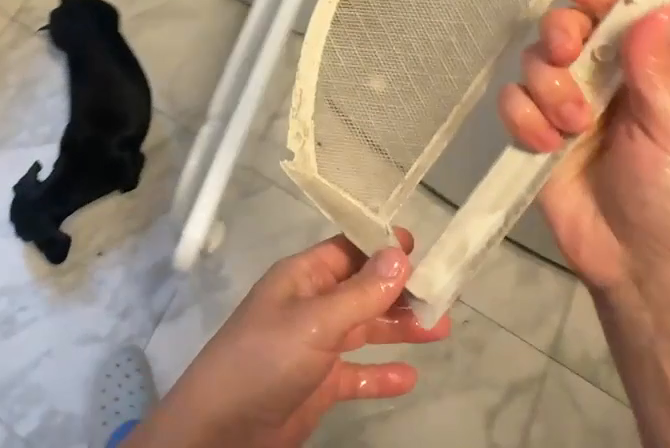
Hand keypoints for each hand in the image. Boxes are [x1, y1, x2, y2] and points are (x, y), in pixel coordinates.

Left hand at [128, 229, 449, 447]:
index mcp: (302, 276)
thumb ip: (360, 292)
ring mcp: (314, 344)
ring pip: (364, 328)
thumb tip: (399, 252)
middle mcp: (310, 304)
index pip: (347, 249)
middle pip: (361, 288)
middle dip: (399, 289)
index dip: (381, 245)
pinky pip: (357, 373)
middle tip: (444, 293)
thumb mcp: (315, 321)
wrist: (225, 424)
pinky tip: (410, 377)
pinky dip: (382, 374)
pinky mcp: (318, 383)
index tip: (422, 244)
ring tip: (441, 328)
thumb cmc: (266, 357)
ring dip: (398, 327)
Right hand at [496, 0, 669, 298]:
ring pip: (532, 63)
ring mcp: (563, 109)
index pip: (621, 18)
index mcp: (649, 76)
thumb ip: (659, 71)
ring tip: (570, 127)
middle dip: (558, 34)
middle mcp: (603, 84)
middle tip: (566, 56)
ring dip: (546, 87)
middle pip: (565, 29)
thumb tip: (659, 7)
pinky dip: (522, 118)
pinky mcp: (532, 136)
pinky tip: (544, 144)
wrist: (644, 272)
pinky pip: (510, 102)